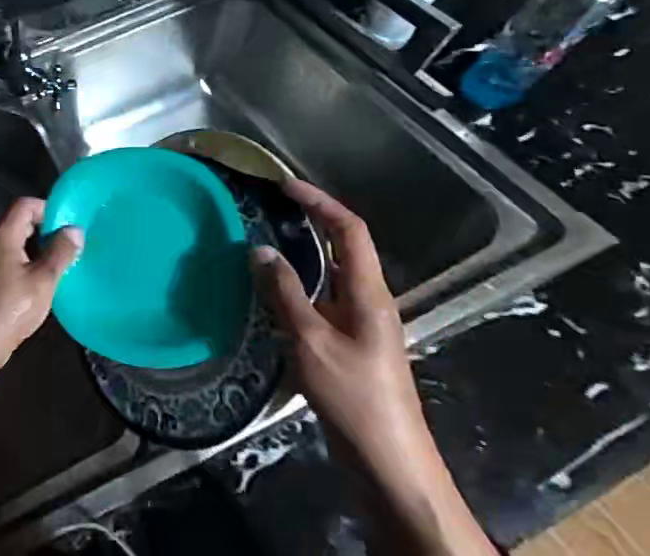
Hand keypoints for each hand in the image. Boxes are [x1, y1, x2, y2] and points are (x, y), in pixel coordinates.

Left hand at [0, 198, 82, 370]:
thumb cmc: (13, 308)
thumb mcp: (44, 278)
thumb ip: (61, 252)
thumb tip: (75, 230)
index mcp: (5, 234)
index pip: (26, 204)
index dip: (48, 208)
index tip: (69, 222)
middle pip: (23, 219)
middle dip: (48, 226)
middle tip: (71, 240)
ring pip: (21, 239)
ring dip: (43, 244)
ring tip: (65, 258)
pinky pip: (17, 255)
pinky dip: (34, 258)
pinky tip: (49, 275)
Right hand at [252, 181, 494, 555]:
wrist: (389, 463)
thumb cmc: (354, 397)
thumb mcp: (311, 342)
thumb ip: (285, 293)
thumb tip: (260, 249)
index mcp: (369, 292)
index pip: (349, 229)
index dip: (320, 201)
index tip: (285, 186)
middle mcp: (369, 300)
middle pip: (343, 247)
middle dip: (310, 222)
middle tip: (271, 209)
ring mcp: (362, 324)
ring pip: (331, 275)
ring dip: (302, 255)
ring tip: (264, 244)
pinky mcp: (351, 346)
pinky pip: (323, 301)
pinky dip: (299, 286)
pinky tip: (272, 295)